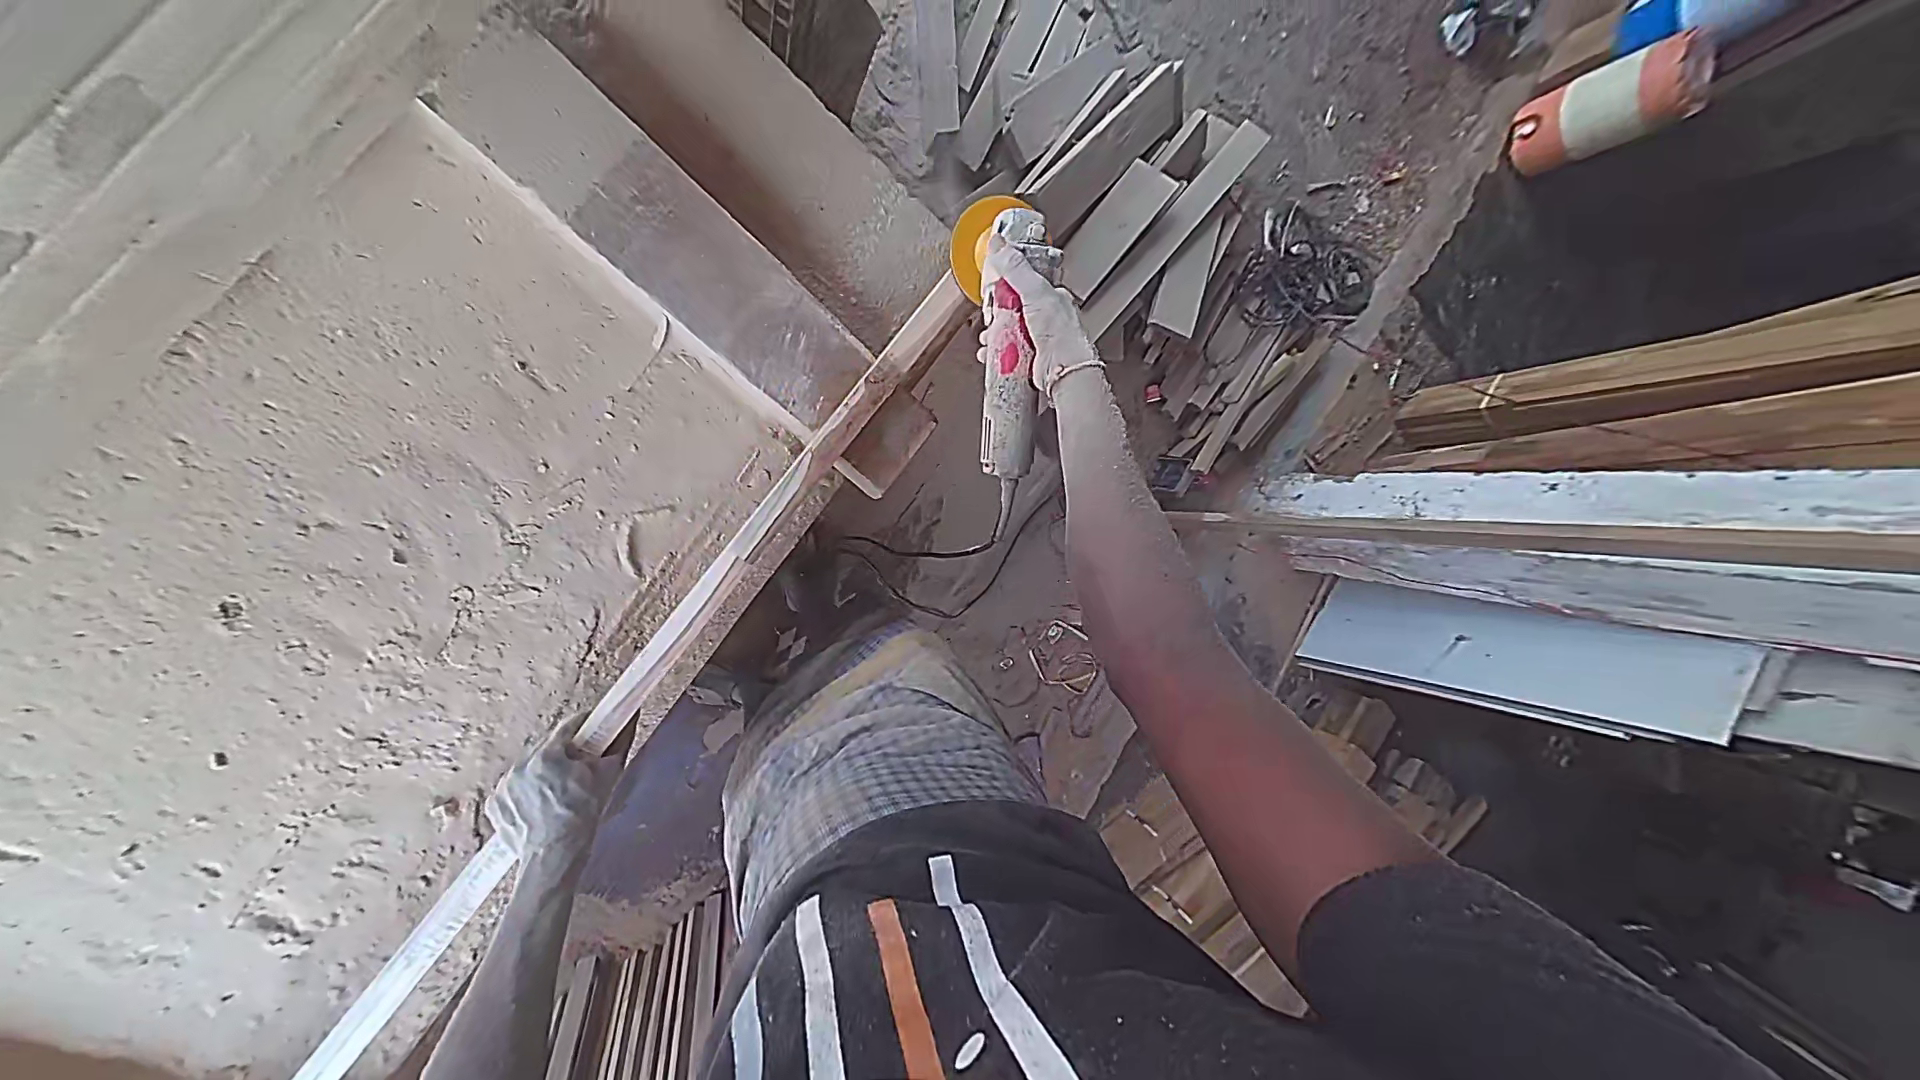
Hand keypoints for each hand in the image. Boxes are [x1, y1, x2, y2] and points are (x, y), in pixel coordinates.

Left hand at [485, 712, 622, 859]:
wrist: (554, 855)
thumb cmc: (582, 814)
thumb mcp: (608, 774)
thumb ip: (618, 743)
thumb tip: (628, 720)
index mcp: (547, 755)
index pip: (569, 726)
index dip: (586, 726)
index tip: (596, 730)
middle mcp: (520, 765)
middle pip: (548, 746)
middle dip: (564, 752)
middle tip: (580, 767)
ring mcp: (504, 786)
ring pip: (530, 766)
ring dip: (545, 771)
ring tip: (560, 789)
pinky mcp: (495, 804)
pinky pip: (515, 786)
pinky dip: (527, 790)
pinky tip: (542, 803)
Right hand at [979, 233, 1100, 396]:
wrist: (1064, 371)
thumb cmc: (1060, 333)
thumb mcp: (1035, 291)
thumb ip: (1015, 268)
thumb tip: (998, 244)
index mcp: (1053, 298)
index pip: (1027, 283)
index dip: (1008, 284)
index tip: (994, 286)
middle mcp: (1048, 319)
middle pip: (1015, 310)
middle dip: (998, 314)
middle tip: (990, 315)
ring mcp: (1039, 340)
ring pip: (1009, 333)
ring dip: (994, 335)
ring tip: (988, 337)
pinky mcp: (1030, 360)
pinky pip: (1008, 353)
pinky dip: (996, 354)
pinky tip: (990, 353)